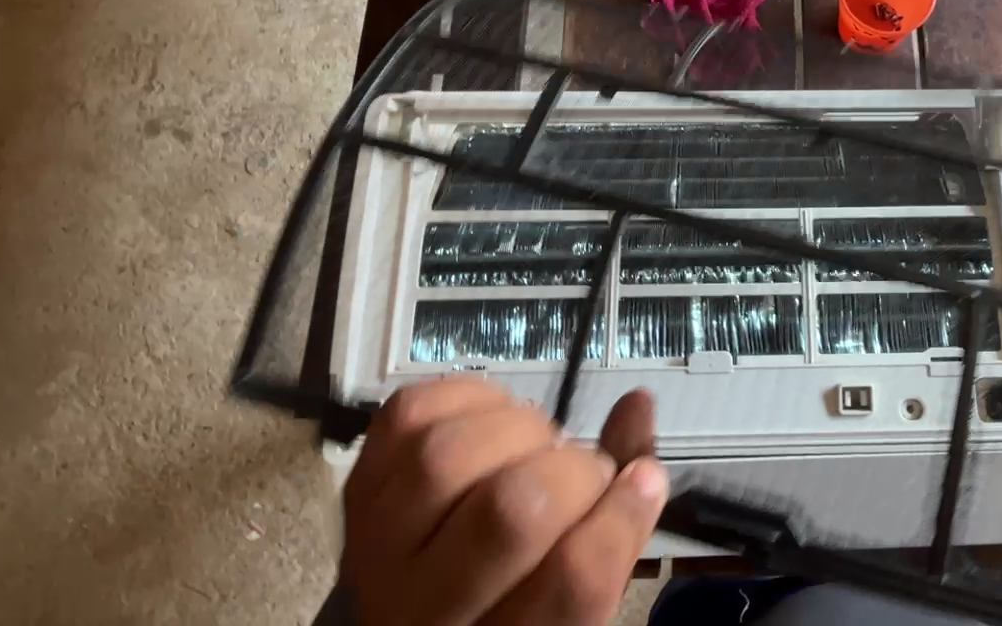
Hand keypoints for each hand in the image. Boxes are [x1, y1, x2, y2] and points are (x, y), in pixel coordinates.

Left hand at [340, 378, 665, 625]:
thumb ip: (617, 508)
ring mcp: (377, 545)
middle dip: (570, 472)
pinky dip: (471, 396)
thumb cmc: (507, 599)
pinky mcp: (359, 484)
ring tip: (538, 444)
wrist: (397, 616)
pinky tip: (496, 419)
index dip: (620, 519)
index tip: (642, 480)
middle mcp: (427, 610)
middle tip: (583, 470)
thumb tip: (637, 405)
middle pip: (508, 513)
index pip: (572, 584)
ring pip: (449, 456)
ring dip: (518, 430)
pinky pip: (412, 414)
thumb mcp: (571, 587)